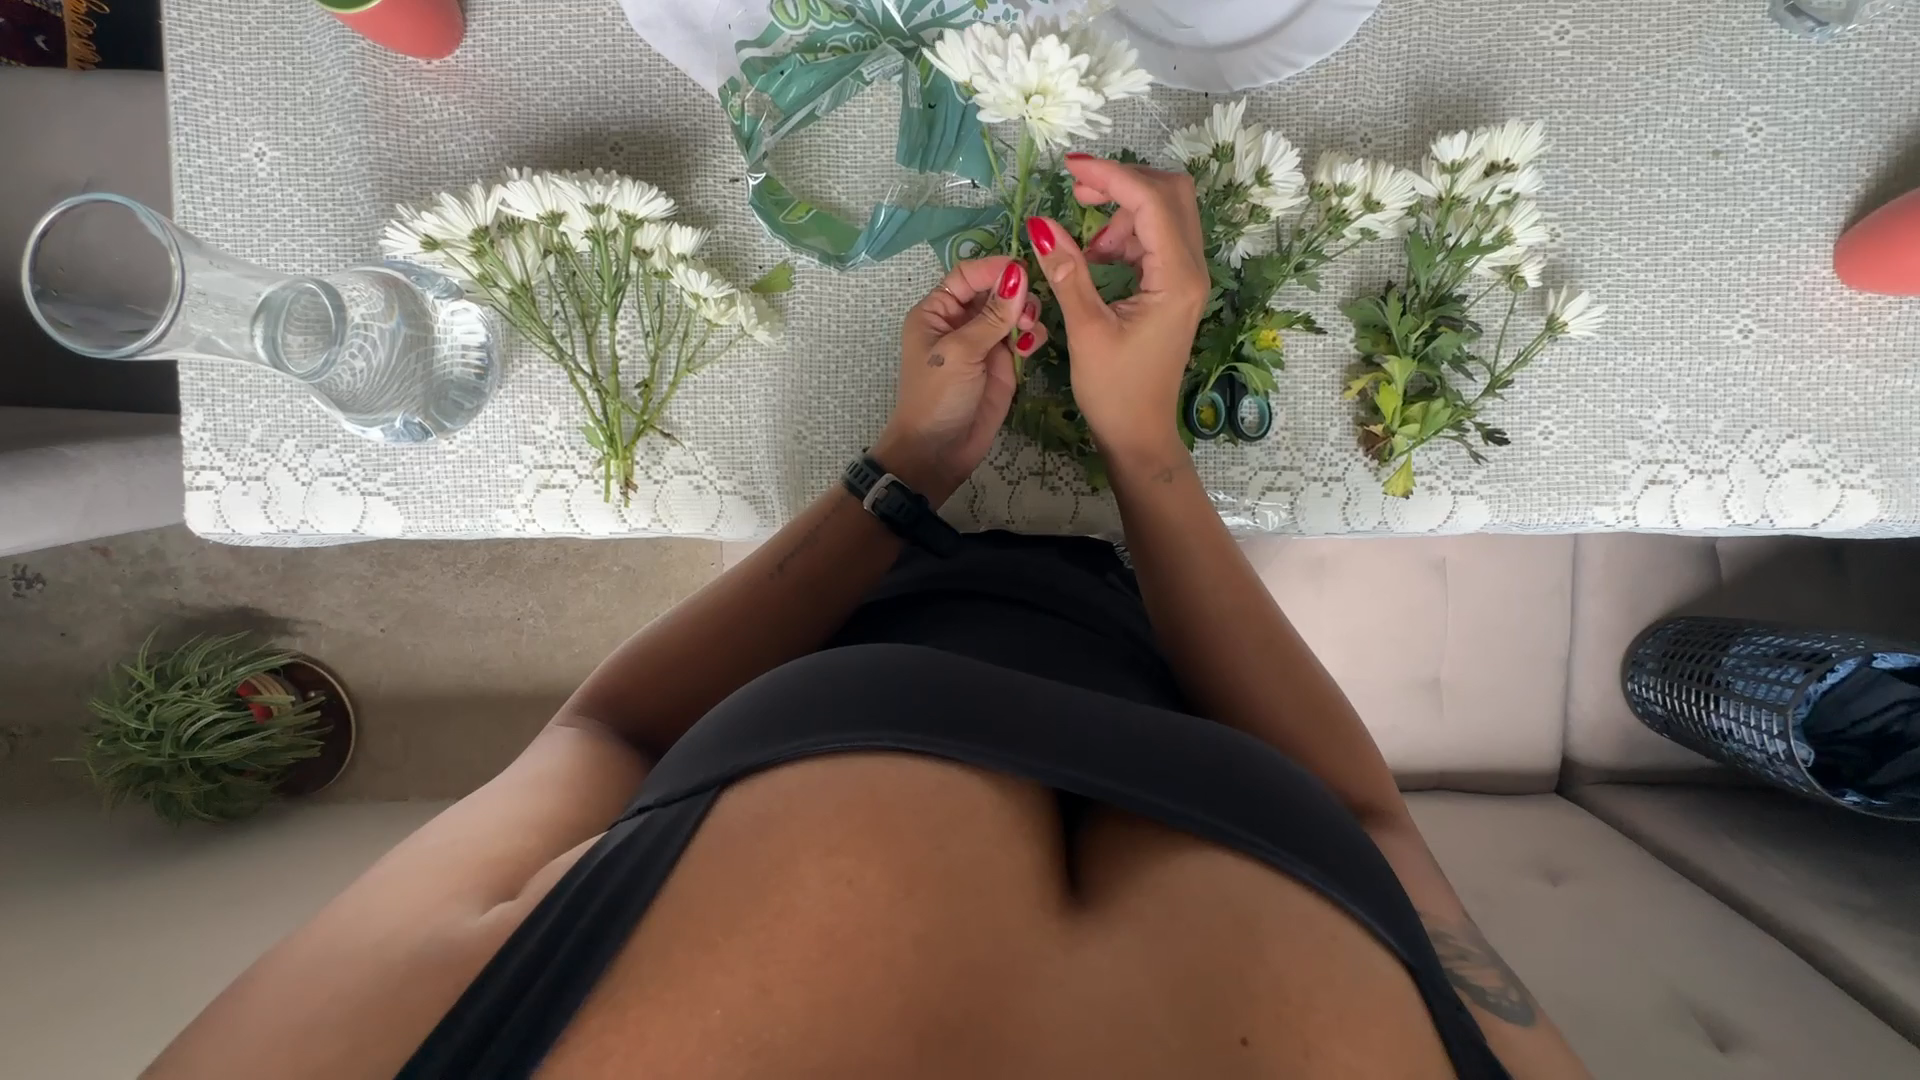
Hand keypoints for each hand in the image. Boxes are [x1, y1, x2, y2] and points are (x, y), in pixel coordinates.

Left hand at [876, 256, 1045, 504]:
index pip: (968, 275)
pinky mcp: (1004, 365)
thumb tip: (1018, 275)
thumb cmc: (937, 397)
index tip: (1022, 271)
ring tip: (1027, 331)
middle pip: (995, 290)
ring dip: (1026, 314)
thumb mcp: (960, 352)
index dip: (994, 269)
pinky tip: (1031, 346)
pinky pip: (1023, 338)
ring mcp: (984, 343)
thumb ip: (991, 316)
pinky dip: (1031, 336)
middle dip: (1015, 293)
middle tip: (1027, 311)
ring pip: (1013, 312)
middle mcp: (961, 322)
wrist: (939, 451)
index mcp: (937, 312)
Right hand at [1025, 155, 1209, 471]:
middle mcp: (1192, 270)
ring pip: (1164, 216)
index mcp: (1177, 278)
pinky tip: (1097, 260)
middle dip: (1123, 184)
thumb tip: (1041, 225)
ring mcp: (1186, 280)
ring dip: (1123, 214)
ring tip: (1085, 246)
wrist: (1139, 434)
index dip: (1111, 176)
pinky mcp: (1174, 290)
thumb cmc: (1114, 392)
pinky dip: (1127, 237)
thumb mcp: (1085, 331)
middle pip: (1169, 195)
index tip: (1070, 167)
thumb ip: (1067, 273)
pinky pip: (1157, 242)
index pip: (1151, 201)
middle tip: (1077, 190)